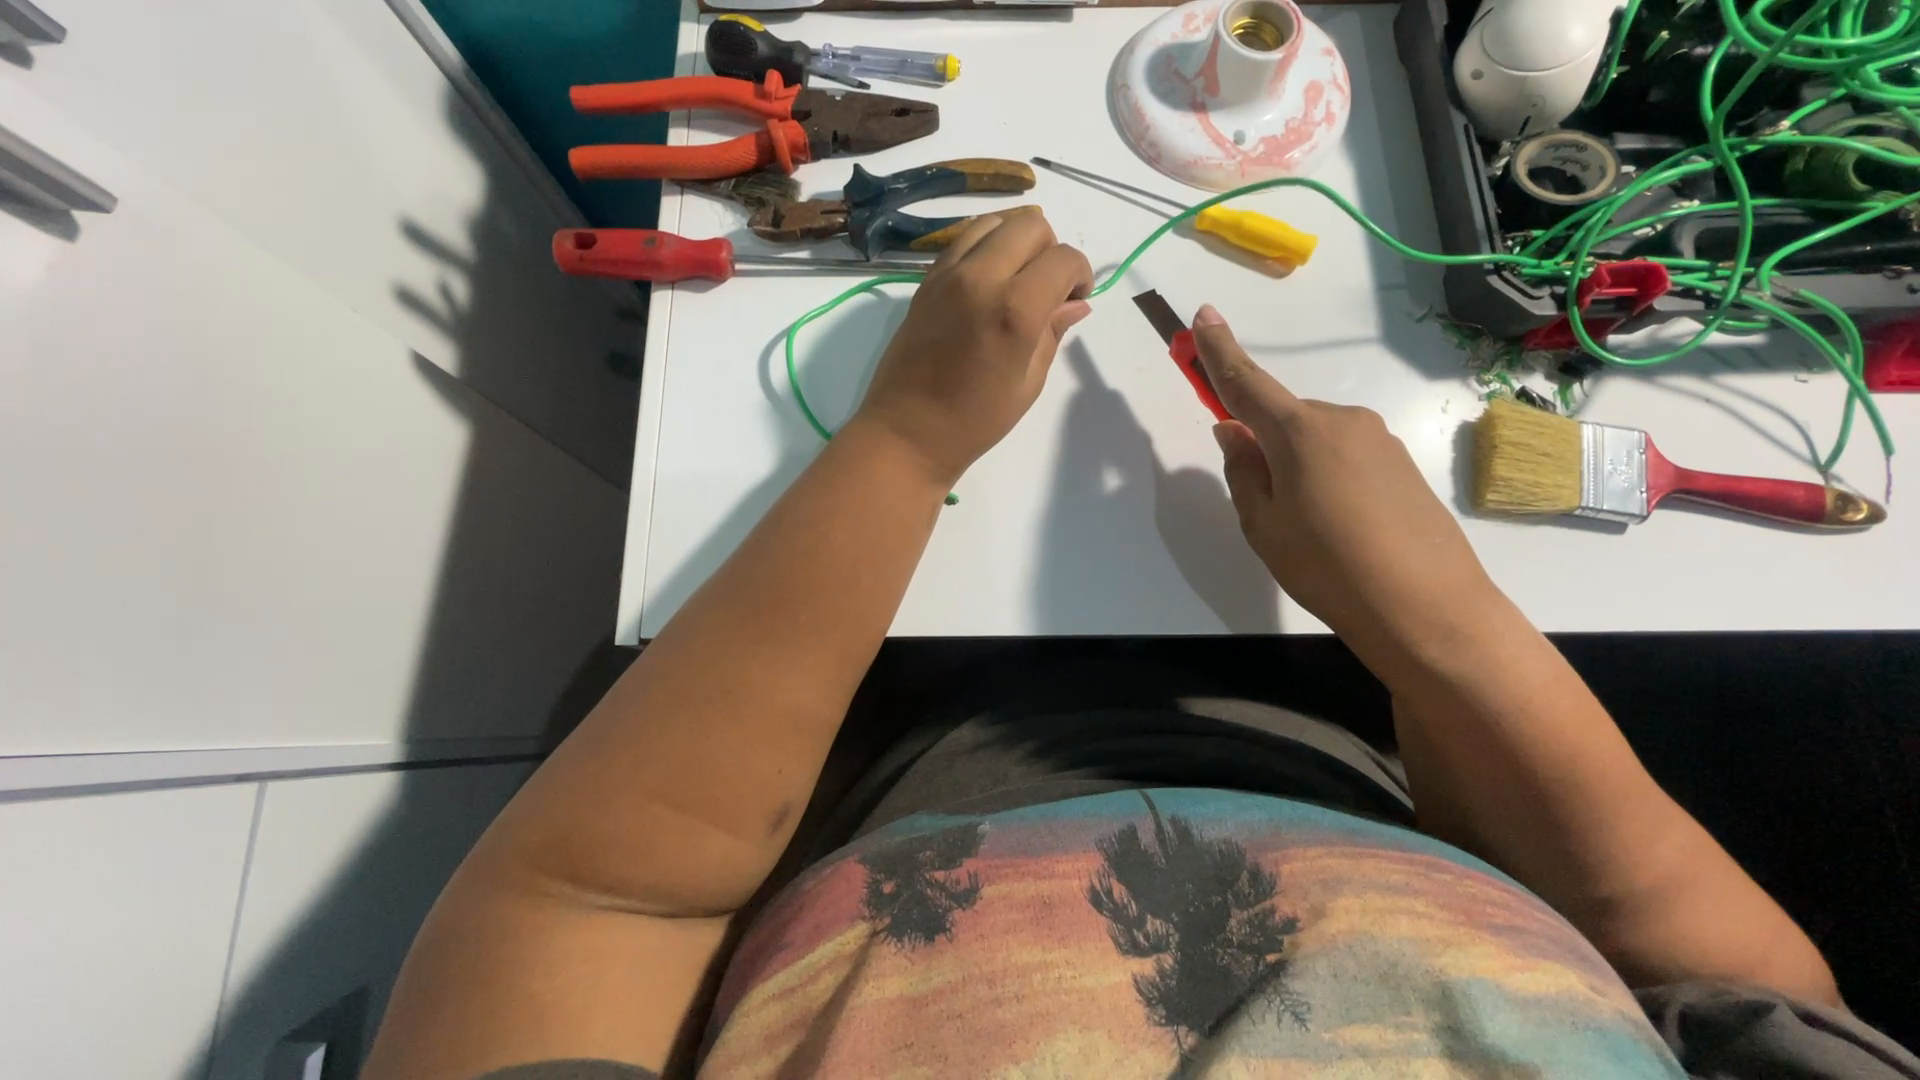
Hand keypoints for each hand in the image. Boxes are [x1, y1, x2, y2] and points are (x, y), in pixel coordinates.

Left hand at [852, 212, 1092, 483]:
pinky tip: (989, 280)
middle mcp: (981, 278)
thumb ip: (1053, 333)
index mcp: (1015, 309)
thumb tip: (1076, 303)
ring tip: (1017, 278)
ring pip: (994, 222)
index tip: (1076, 299)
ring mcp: (948, 275)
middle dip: (1050, 249)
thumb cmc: (974, 421)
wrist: (907, 432)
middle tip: (1048, 287)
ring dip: (1016, 240)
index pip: (1064, 258)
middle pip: (1031, 225)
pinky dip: (984, 245)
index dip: (1080, 275)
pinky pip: (962, 240)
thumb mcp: (1028, 383)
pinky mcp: (926, 281)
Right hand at [1191, 304, 1503, 655]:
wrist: (1425, 605)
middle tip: (1264, 503)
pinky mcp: (1401, 463)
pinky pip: (1346, 456)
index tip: (1202, 316)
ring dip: (1299, 466)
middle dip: (1264, 443)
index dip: (1218, 351)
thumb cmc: (1326, 566)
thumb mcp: (1263, 525)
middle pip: (1283, 417)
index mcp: (1298, 431)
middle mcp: (1341, 420)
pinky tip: (1341, 527)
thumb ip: (1243, 471)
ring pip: (1316, 440)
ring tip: (1309, 528)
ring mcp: (1378, 440)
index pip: (1246, 381)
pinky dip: (1329, 478)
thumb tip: (1236, 432)